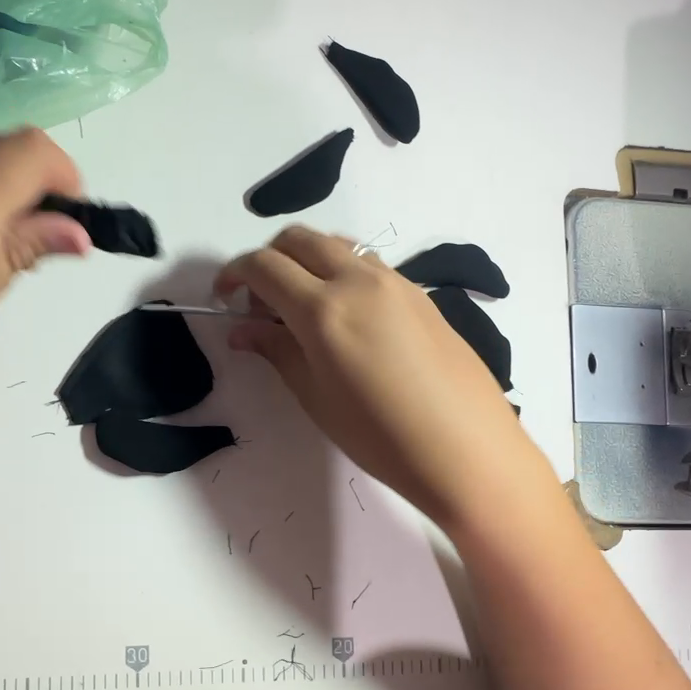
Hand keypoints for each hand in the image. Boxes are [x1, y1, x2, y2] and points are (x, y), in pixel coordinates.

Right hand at [216, 227, 535, 531]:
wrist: (466, 450)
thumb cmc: (379, 436)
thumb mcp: (315, 397)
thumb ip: (276, 351)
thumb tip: (241, 329)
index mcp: (323, 309)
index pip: (265, 267)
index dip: (234, 274)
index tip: (223, 296)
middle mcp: (358, 280)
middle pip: (300, 239)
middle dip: (269, 259)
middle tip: (260, 303)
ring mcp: (394, 282)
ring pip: (337, 245)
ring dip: (307, 261)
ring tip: (302, 309)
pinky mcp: (419, 295)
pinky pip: (368, 265)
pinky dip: (340, 273)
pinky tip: (345, 319)